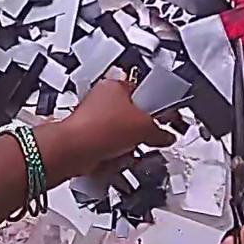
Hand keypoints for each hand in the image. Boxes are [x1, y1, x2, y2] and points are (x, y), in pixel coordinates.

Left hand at [37, 78, 174, 179]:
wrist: (73, 152)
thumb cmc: (98, 128)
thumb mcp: (144, 126)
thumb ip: (160, 130)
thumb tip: (167, 135)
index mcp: (114, 86)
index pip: (145, 92)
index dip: (160, 106)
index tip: (170, 118)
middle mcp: (102, 101)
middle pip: (135, 117)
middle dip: (143, 131)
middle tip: (150, 137)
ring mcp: (94, 122)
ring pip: (123, 136)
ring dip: (130, 146)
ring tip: (129, 150)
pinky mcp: (89, 141)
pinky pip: (111, 149)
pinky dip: (116, 155)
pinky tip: (117, 158)